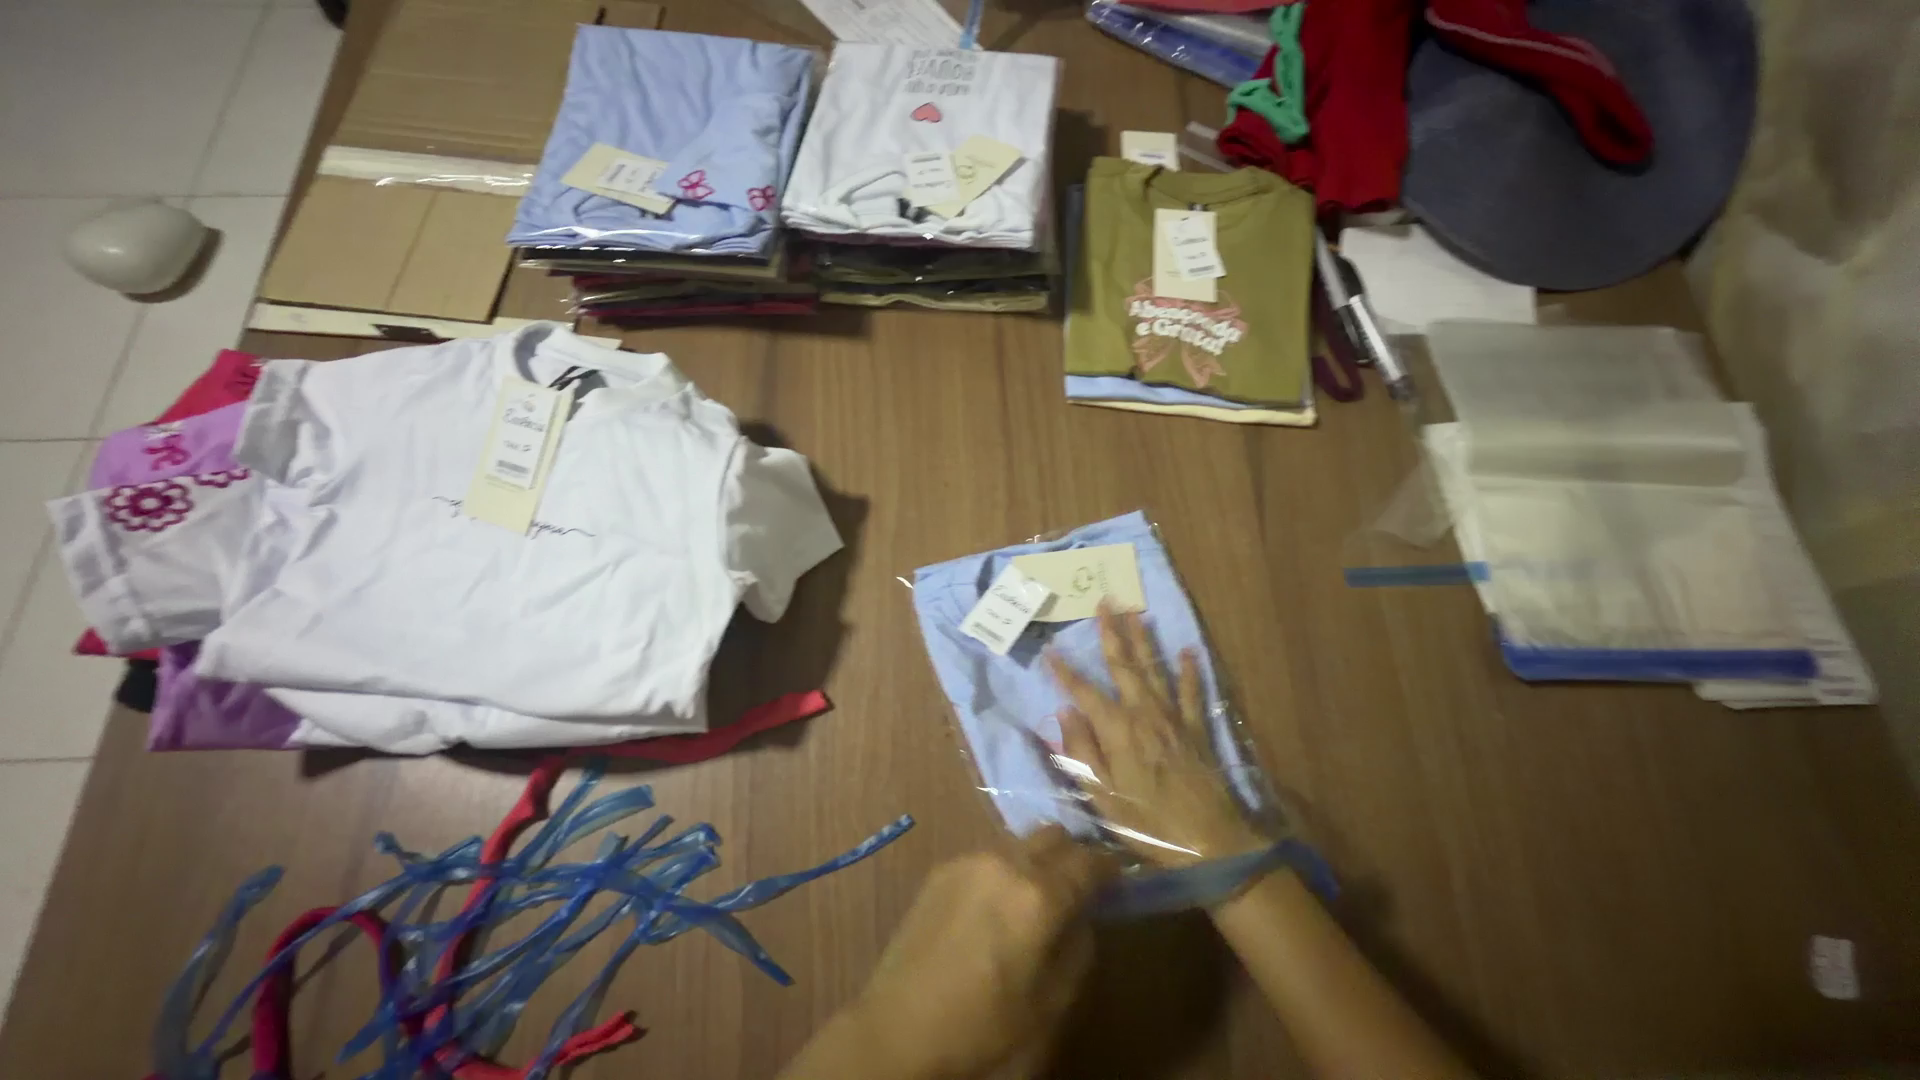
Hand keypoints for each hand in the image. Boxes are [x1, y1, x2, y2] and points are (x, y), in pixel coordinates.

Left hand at [781, 827, 1111, 1079]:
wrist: (898, 1031)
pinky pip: (987, 857)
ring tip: (1036, 900)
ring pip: (1018, 843)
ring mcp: (967, 861)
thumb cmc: (985, 1029)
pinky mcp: (939, 871)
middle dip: (1072, 855)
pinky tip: (997, 907)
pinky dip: (1004, 871)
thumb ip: (1079, 948)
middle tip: (1080, 887)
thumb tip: (1083, 916)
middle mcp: (1003, 861)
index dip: (1110, 868)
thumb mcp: (1052, 1004)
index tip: (1119, 881)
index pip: (1089, 860)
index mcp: (1038, 893)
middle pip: (1052, 835)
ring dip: (1036, 861)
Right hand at [1045, 606, 1265, 866]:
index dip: (1065, 671)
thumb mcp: (1102, 796)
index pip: (1084, 692)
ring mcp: (1174, 718)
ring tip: (1136, 612)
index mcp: (1118, 731)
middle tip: (1105, 601)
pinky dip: (1190, 670)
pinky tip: (1186, 651)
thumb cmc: (1148, 824)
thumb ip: (1081, 752)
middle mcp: (1145, 714)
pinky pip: (1192, 692)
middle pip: (1124, 666)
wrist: (1210, 842)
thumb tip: (1064, 712)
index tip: (1050, 649)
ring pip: (1155, 670)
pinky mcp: (1197, 729)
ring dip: (1144, 640)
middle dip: (1111, 633)